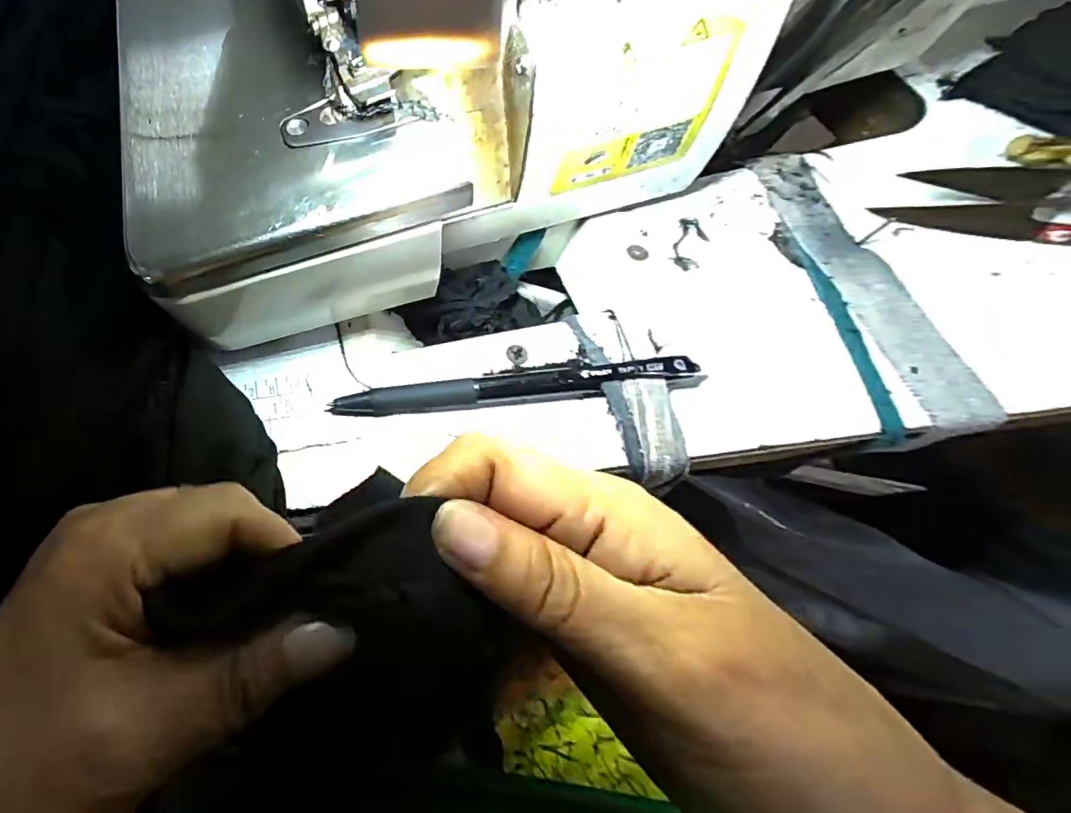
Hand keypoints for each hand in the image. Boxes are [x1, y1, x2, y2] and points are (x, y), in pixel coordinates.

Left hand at [0, 484, 354, 812]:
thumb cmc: (39, 757)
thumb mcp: (151, 722)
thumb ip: (246, 673)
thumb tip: (337, 632)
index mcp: (107, 539)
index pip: (219, 508)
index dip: (280, 544)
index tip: (330, 599)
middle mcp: (98, 521)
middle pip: (203, 510)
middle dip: (260, 554)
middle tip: (310, 614)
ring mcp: (87, 544)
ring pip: (184, 531)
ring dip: (232, 569)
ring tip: (278, 622)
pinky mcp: (86, 571)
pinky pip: (159, 554)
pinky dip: (200, 581)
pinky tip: (223, 623)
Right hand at [406, 436, 1012, 812]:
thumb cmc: (778, 727)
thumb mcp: (663, 656)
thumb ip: (550, 584)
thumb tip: (441, 519)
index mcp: (604, 510)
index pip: (488, 459)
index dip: (439, 490)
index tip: (410, 558)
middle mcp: (578, 526)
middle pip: (474, 493)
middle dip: (431, 533)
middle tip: (412, 599)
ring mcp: (572, 573)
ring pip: (476, 542)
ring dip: (443, 576)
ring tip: (423, 624)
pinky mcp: (565, 616)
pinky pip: (493, 591)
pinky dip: (466, 613)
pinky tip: (458, 648)